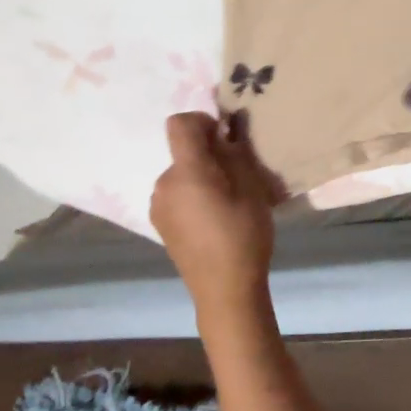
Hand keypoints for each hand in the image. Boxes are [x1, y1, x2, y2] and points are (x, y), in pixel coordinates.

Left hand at [150, 111, 286, 311]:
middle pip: (182, 152)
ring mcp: (158, 204)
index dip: (202, 122)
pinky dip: (193, 196)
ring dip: (200, 177)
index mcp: (187, 171)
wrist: (224, 289)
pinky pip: (176, 195)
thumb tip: (226, 132)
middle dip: (207, 155)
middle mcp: (163, 183)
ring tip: (226, 203)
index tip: (226, 139)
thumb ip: (236, 155)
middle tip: (237, 177)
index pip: (179, 123)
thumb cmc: (244, 236)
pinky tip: (212, 220)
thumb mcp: (252, 190)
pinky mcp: (160, 223)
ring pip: (180, 174)